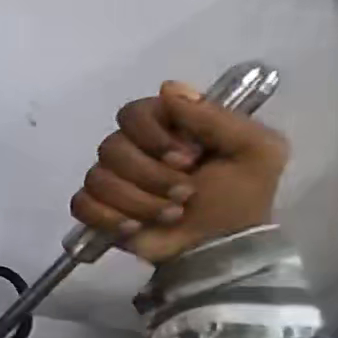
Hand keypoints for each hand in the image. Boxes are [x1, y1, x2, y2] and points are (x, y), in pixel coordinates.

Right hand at [70, 80, 287, 262]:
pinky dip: (108, 217)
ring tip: (171, 215)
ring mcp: (111, 180)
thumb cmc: (239, 198)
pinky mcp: (98, 210)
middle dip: (151, 175)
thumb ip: (216, 116)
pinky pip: (82, 203)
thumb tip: (168, 88)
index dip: (154, 136)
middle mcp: (132, 148)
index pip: (133, 113)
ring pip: (99, 178)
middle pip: (112, 147)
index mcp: (165, 127)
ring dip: (139, 201)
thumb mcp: (255, 149)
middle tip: (186, 194)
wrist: (222, 249)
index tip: (188, 159)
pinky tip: (134, 228)